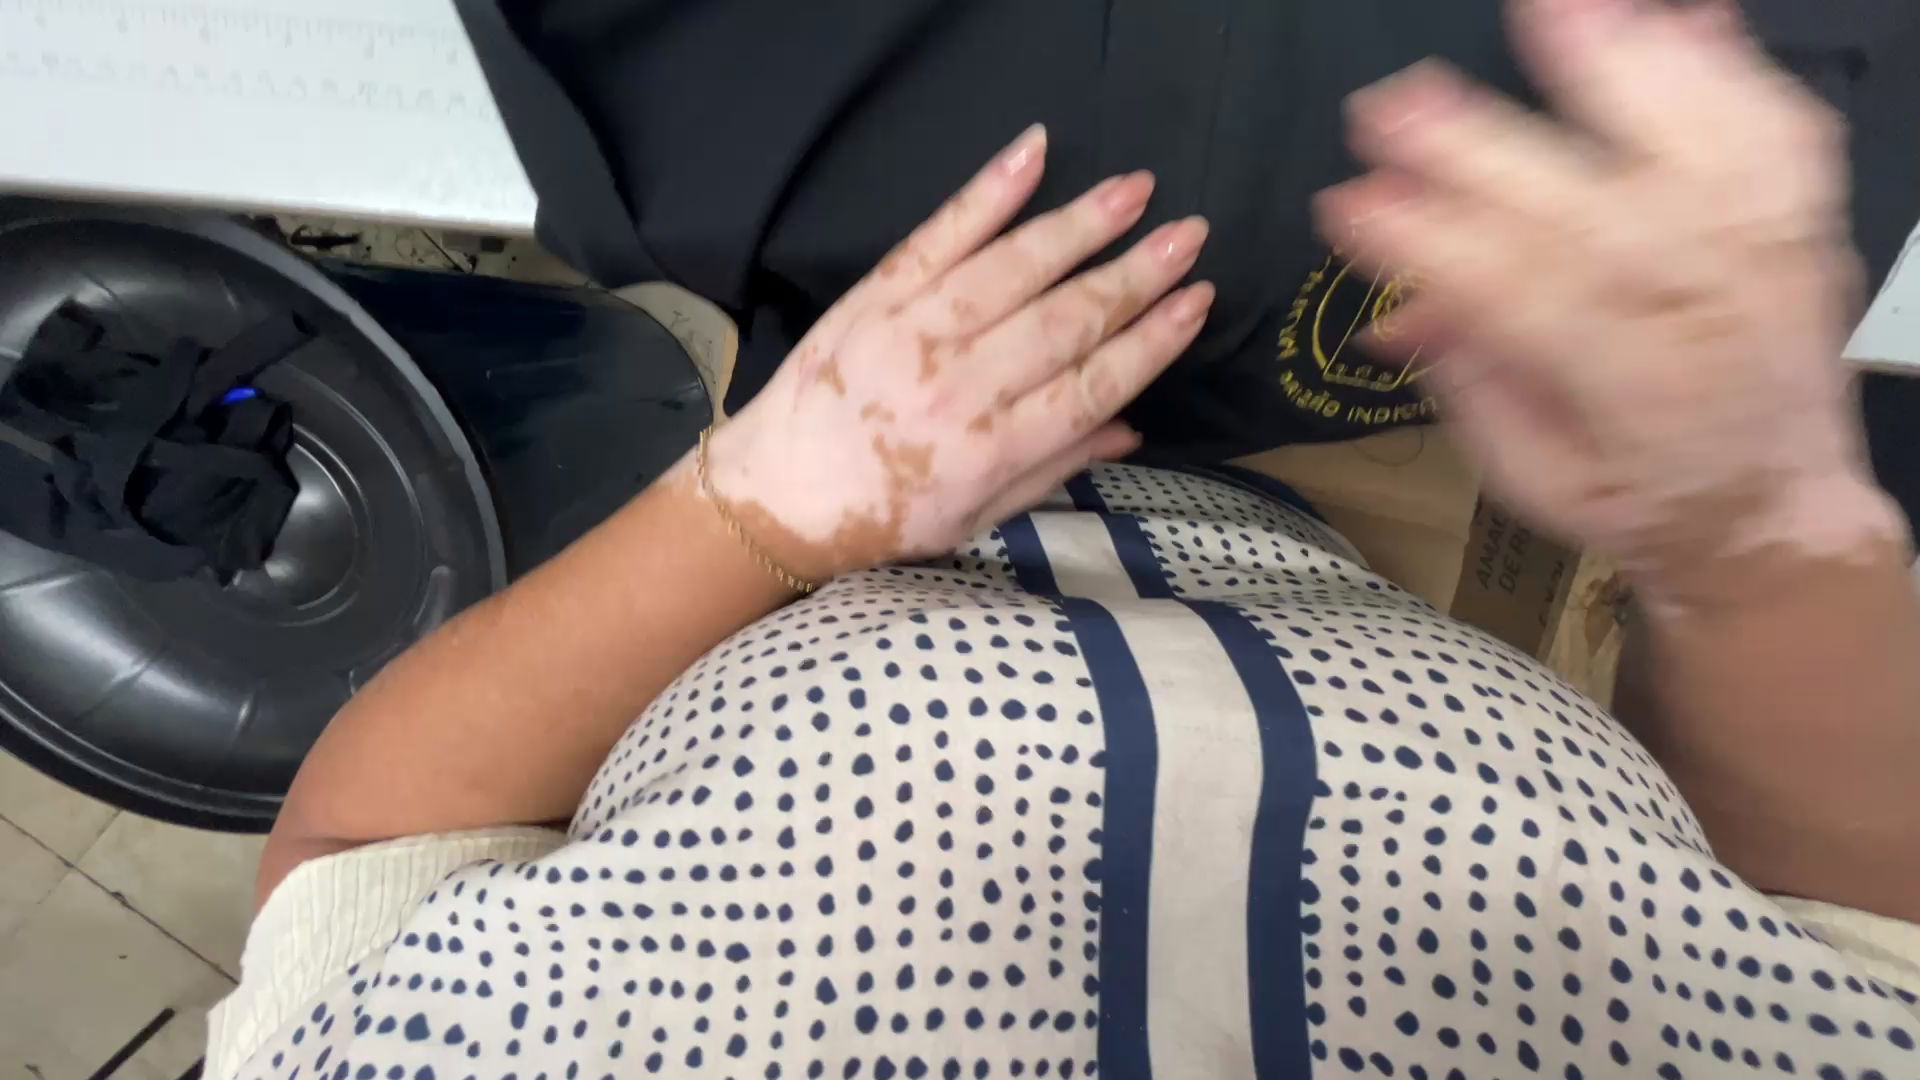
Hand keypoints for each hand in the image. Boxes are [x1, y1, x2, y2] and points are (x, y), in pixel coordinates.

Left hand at [701, 125, 1213, 581]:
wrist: (779, 494)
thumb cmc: (883, 517)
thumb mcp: (975, 518)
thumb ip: (1052, 471)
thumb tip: (1129, 428)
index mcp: (990, 450)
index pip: (1092, 385)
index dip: (1152, 342)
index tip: (1197, 301)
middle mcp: (959, 387)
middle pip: (1066, 320)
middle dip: (1135, 275)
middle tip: (1189, 235)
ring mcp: (914, 333)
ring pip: (1014, 268)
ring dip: (1081, 224)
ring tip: (1136, 189)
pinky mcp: (875, 296)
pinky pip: (940, 233)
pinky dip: (988, 191)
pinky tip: (1034, 152)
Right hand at [1316, 0, 1905, 609]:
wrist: (1764, 505)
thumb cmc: (1623, 498)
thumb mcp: (1520, 471)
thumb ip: (1469, 384)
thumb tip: (1400, 316)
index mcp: (1623, 384)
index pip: (1507, 294)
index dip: (1420, 246)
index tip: (1345, 207)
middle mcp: (1701, 307)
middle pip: (1581, 208)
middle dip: (1472, 151)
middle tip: (1387, 105)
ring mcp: (1763, 255)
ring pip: (1693, 146)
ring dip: (1614, 69)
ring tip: (1544, 7)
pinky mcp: (1799, 222)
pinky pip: (1775, 128)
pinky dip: (1724, 66)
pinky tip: (1673, 14)